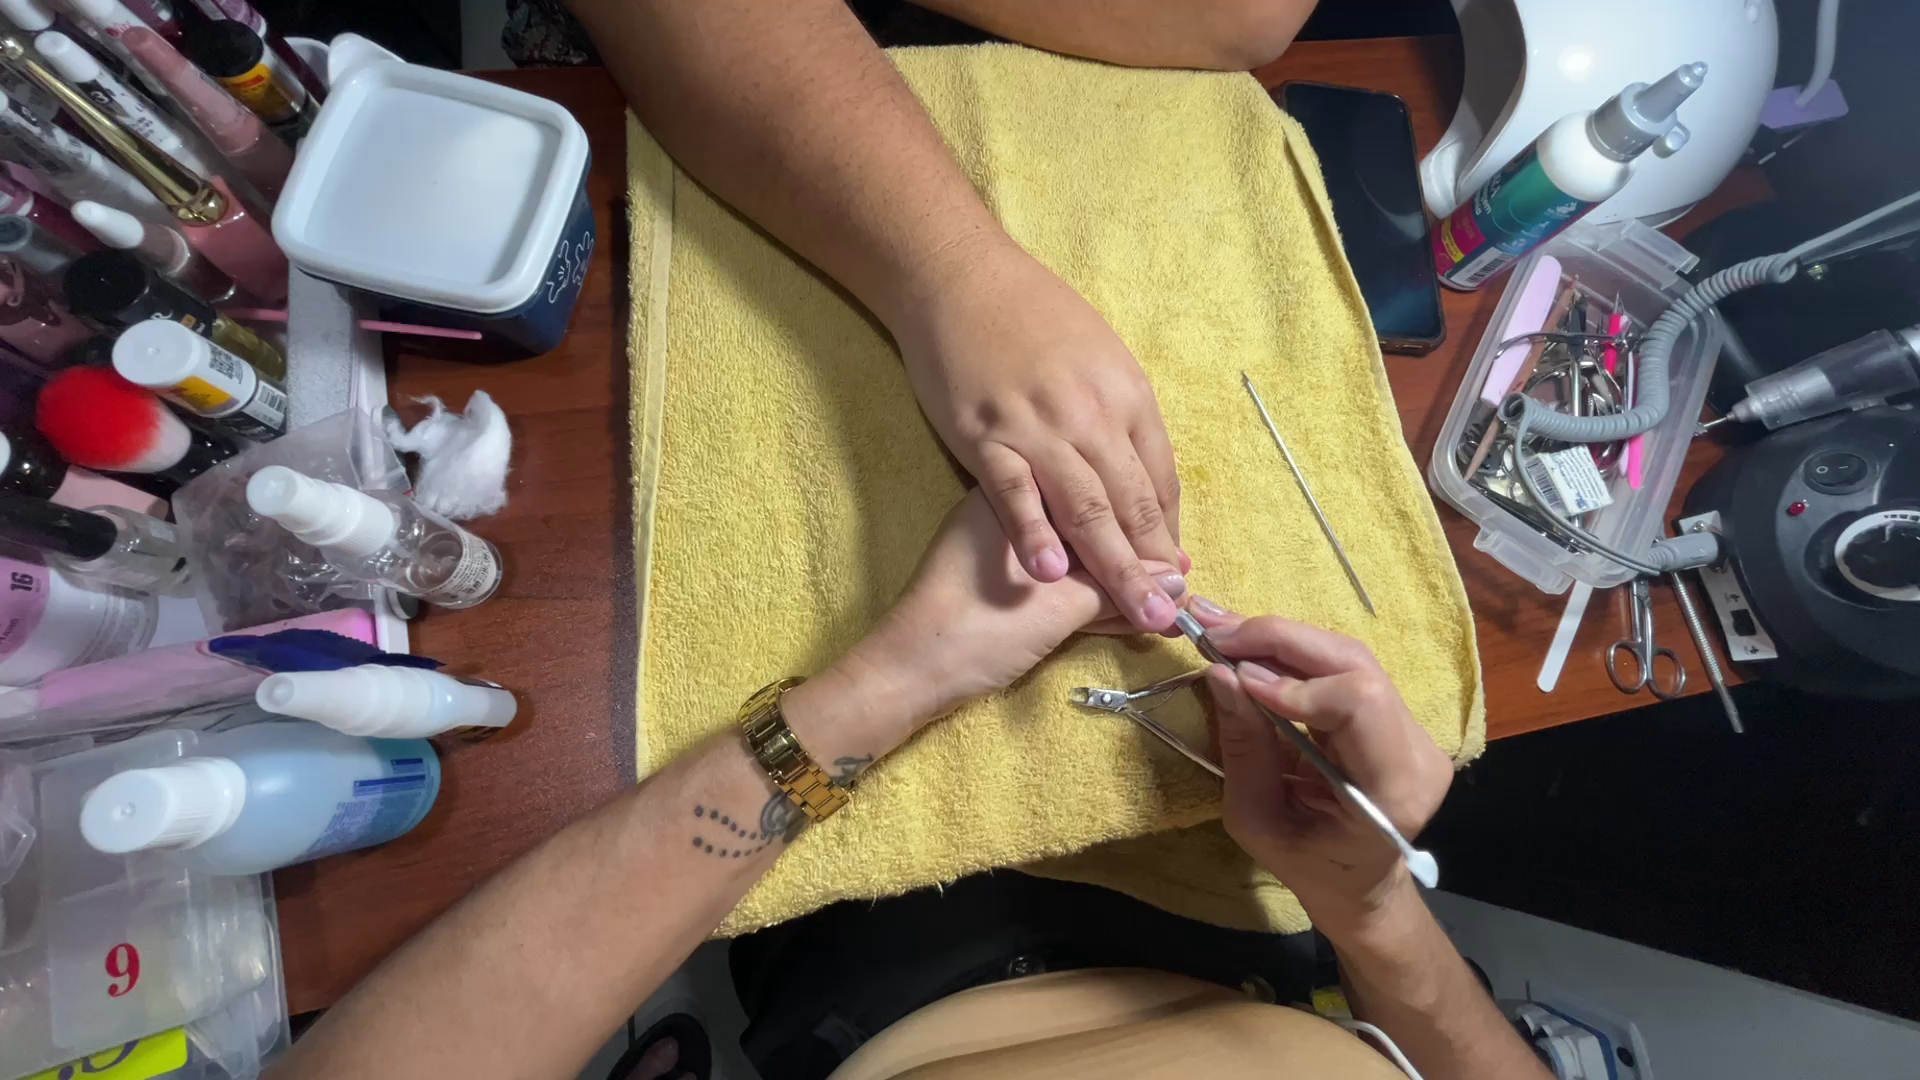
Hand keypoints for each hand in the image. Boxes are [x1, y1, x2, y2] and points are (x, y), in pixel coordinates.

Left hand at [856, 489, 1185, 729]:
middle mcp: (1009, 512)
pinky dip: (1086, 596)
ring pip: (1074, 558)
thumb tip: (1177, 581)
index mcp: (1014, 497)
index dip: (1141, 536)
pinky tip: (1120, 614)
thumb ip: (1117, 589)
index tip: (1180, 568)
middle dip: (1132, 564)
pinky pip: (1055, 578)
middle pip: (1088, 530)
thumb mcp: (1055, 608)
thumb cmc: (976, 628)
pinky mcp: (999, 581)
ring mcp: (1002, 548)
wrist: (905, 673)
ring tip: (1159, 607)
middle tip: (1175, 594)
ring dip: (1112, 584)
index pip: (1094, 503)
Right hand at [891, 237, 1184, 632]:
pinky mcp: (986, 435)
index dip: (1166, 532)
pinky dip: (1033, 532)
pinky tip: (1050, 571)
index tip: (1171, 570)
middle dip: (1154, 565)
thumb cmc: (1030, 313)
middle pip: (1132, 502)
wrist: (960, 276)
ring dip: (1114, 566)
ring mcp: (1038, 426)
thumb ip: (1116, 412)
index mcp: (1126, 393)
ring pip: (1085, 507)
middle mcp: (1092, 413)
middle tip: (1172, 615)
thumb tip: (1131, 468)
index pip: (1158, 478)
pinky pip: (1016, 492)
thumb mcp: (1096, 353)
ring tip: (1135, 612)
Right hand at [1189, 600, 1452, 939]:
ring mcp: (1407, 723)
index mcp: (1394, 788)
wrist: (1358, 883)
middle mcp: (1414, 745)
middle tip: (1211, 630)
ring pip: (1342, 654)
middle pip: (1351, 661)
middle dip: (1275, 638)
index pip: (1359, 702)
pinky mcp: (1386, 710)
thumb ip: (1244, 747)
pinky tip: (1243, 640)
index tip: (1234, 675)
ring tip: (1217, 627)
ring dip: (1275, 637)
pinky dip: (1283, 650)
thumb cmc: (1309, 867)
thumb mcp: (1257, 820)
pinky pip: (1334, 665)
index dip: (1294, 682)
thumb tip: (1219, 673)